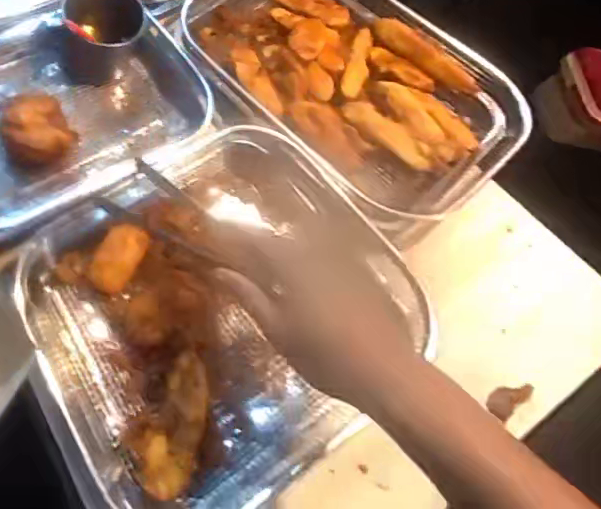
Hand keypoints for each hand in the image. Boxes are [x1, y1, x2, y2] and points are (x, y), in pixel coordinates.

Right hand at [209, 219, 418, 403]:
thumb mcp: (279, 330)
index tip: (213, 229)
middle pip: (277, 240)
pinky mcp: (355, 274)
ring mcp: (338, 261)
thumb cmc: (325, 356)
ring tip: (260, 263)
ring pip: (298, 247)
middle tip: (234, 248)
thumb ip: (249, 296)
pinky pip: (317, 257)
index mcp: (292, 262)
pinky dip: (299, 260)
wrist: (387, 371)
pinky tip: (295, 278)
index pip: (255, 238)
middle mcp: (314, 252)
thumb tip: (219, 270)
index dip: (233, 233)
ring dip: (277, 250)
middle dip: (254, 241)